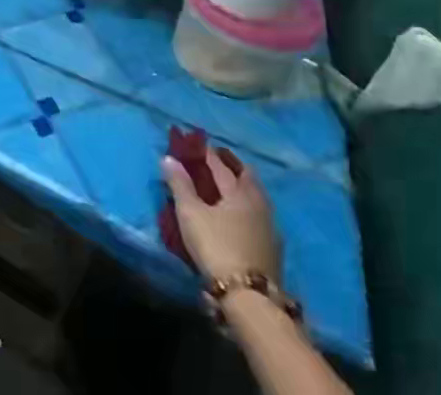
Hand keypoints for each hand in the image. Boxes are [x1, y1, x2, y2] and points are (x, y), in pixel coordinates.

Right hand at [161, 149, 280, 285]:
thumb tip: (169, 158)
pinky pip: (257, 215)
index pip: (222, 166)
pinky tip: (237, 214)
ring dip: (240, 187)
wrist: (249, 295)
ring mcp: (269, 227)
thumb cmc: (216, 245)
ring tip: (225, 186)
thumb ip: (179, 184)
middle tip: (216, 160)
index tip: (197, 144)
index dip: (208, 154)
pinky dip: (245, 207)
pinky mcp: (271, 248)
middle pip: (246, 178)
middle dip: (231, 167)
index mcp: (240, 192)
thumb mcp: (190, 213)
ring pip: (255, 198)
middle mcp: (259, 205)